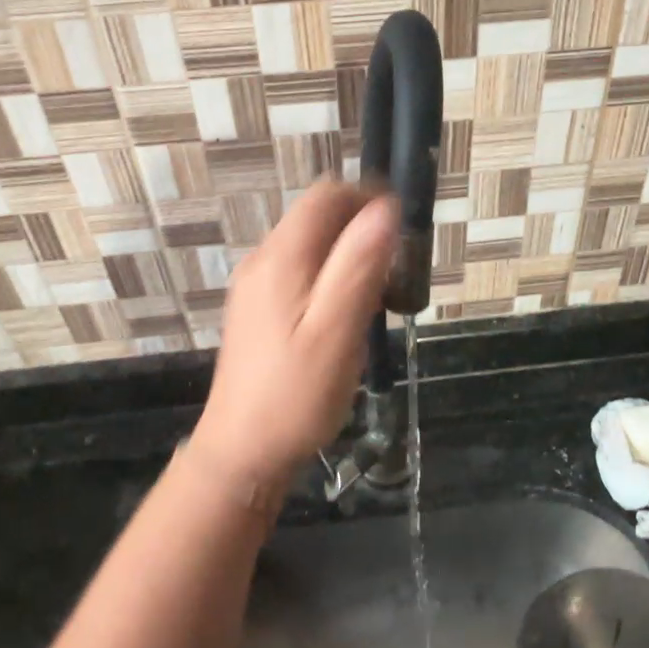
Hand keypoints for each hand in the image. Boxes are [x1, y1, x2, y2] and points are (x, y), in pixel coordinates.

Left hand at [190, 181, 396, 488]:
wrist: (243, 452)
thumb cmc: (296, 396)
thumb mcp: (337, 330)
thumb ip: (359, 265)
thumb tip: (386, 208)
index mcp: (282, 258)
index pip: (327, 195)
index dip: (370, 200)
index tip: (405, 234)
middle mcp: (262, 261)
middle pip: (318, 218)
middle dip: (363, 232)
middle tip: (396, 277)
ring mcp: (255, 288)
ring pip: (311, 248)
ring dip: (349, 259)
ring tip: (378, 303)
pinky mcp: (257, 313)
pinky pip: (300, 275)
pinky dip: (330, 281)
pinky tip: (345, 322)